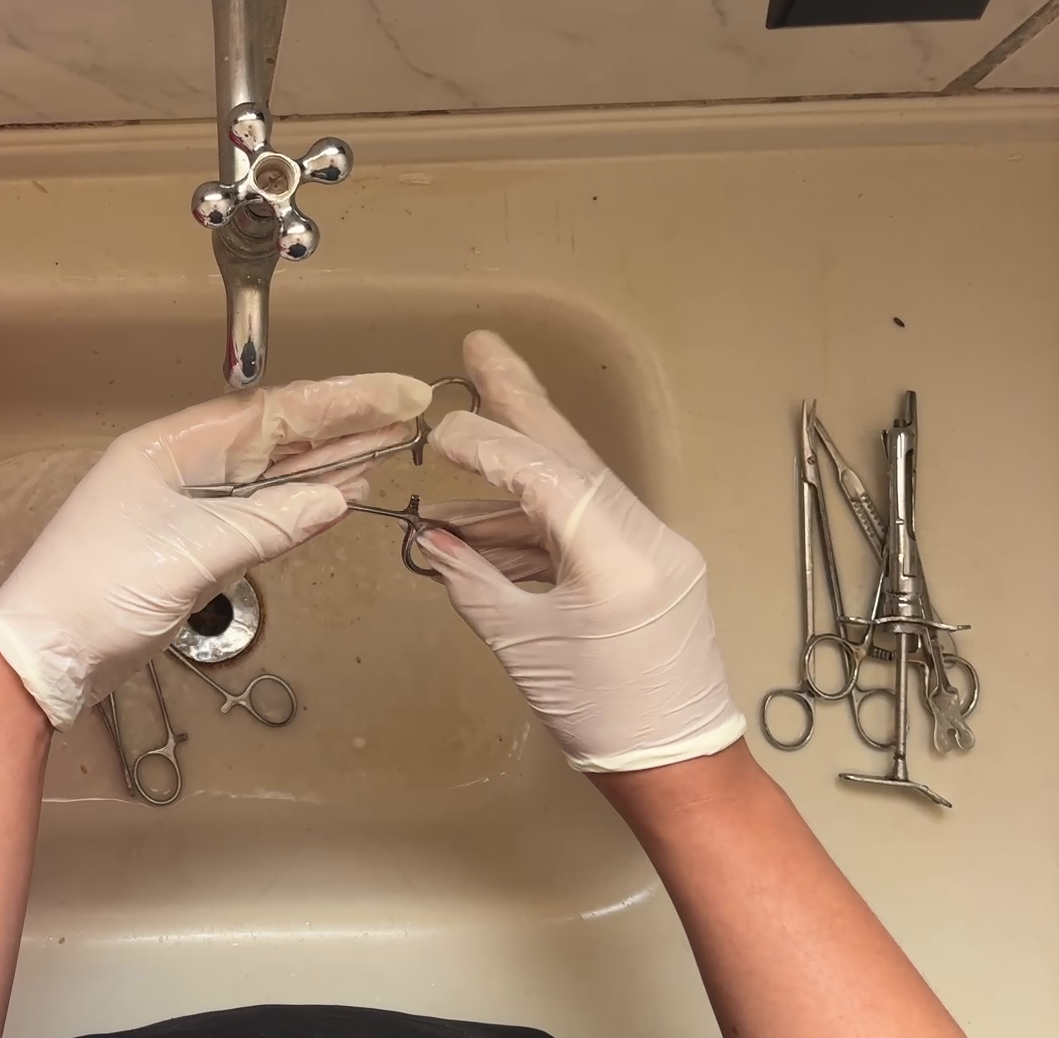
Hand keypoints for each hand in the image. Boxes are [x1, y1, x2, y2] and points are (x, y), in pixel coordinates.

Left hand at [0, 374, 434, 727]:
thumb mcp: (187, 553)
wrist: (47, 652)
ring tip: (388, 445)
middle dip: (339, 426)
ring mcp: (188, 505)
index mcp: (171, 447)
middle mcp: (183, 466)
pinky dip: (296, 506)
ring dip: (324, 464)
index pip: (267, 412)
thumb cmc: (102, 591)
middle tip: (409, 413)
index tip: (397, 392)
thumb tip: (338, 498)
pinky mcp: (193, 543)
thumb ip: (266, 523)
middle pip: (272, 438)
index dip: (336, 400)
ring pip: (268, 476)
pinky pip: (255, 514)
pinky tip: (336, 493)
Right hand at [415, 331, 744, 771]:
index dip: (487, 446)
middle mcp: (646, 535)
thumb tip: (432, 536)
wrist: (675, 760)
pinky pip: (575, 519)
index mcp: (619, 559)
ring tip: (450, 460)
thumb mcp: (518, 641)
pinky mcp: (643, 558)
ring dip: (507, 472)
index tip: (435, 435)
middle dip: (520, 396)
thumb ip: (469, 578)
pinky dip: (522, 518)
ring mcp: (650, 542)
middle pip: (571, 451)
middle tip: (480, 347)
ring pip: (570, 481)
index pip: (546, 475)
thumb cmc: (594, 710)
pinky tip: (473, 527)